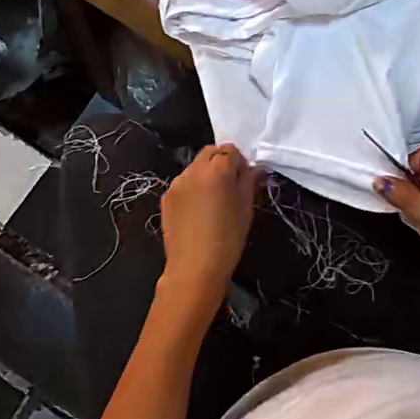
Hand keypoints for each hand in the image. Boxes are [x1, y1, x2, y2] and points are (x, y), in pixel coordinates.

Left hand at [159, 143, 264, 292]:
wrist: (194, 268)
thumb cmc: (227, 240)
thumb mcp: (246, 210)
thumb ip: (248, 182)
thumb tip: (254, 168)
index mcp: (217, 171)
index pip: (230, 150)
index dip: (240, 162)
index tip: (244, 179)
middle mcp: (193, 171)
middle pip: (209, 153)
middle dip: (222, 162)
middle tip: (231, 185)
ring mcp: (176, 184)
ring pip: (195, 167)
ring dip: (206, 174)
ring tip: (214, 200)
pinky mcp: (166, 197)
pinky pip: (183, 183)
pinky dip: (193, 187)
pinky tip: (198, 210)